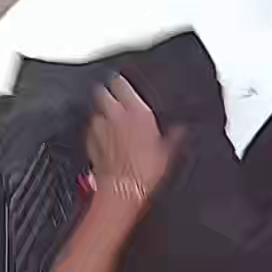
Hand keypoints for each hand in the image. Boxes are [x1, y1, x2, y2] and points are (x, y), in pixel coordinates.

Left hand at [86, 76, 176, 217]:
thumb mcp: (167, 153)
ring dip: (102, 114)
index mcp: (137, 112)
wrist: (123, 190)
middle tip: (112, 97)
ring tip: (110, 123)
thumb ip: (173, 136)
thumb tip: (181, 130)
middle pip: (102, 92)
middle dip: (106, 93)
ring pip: (97, 111)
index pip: (121, 84)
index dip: (120, 81)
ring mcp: (100, 127)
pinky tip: (104, 140)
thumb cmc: (145, 172)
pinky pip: (92, 129)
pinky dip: (96, 131)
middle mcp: (116, 115)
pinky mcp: (90, 141)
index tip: (121, 82)